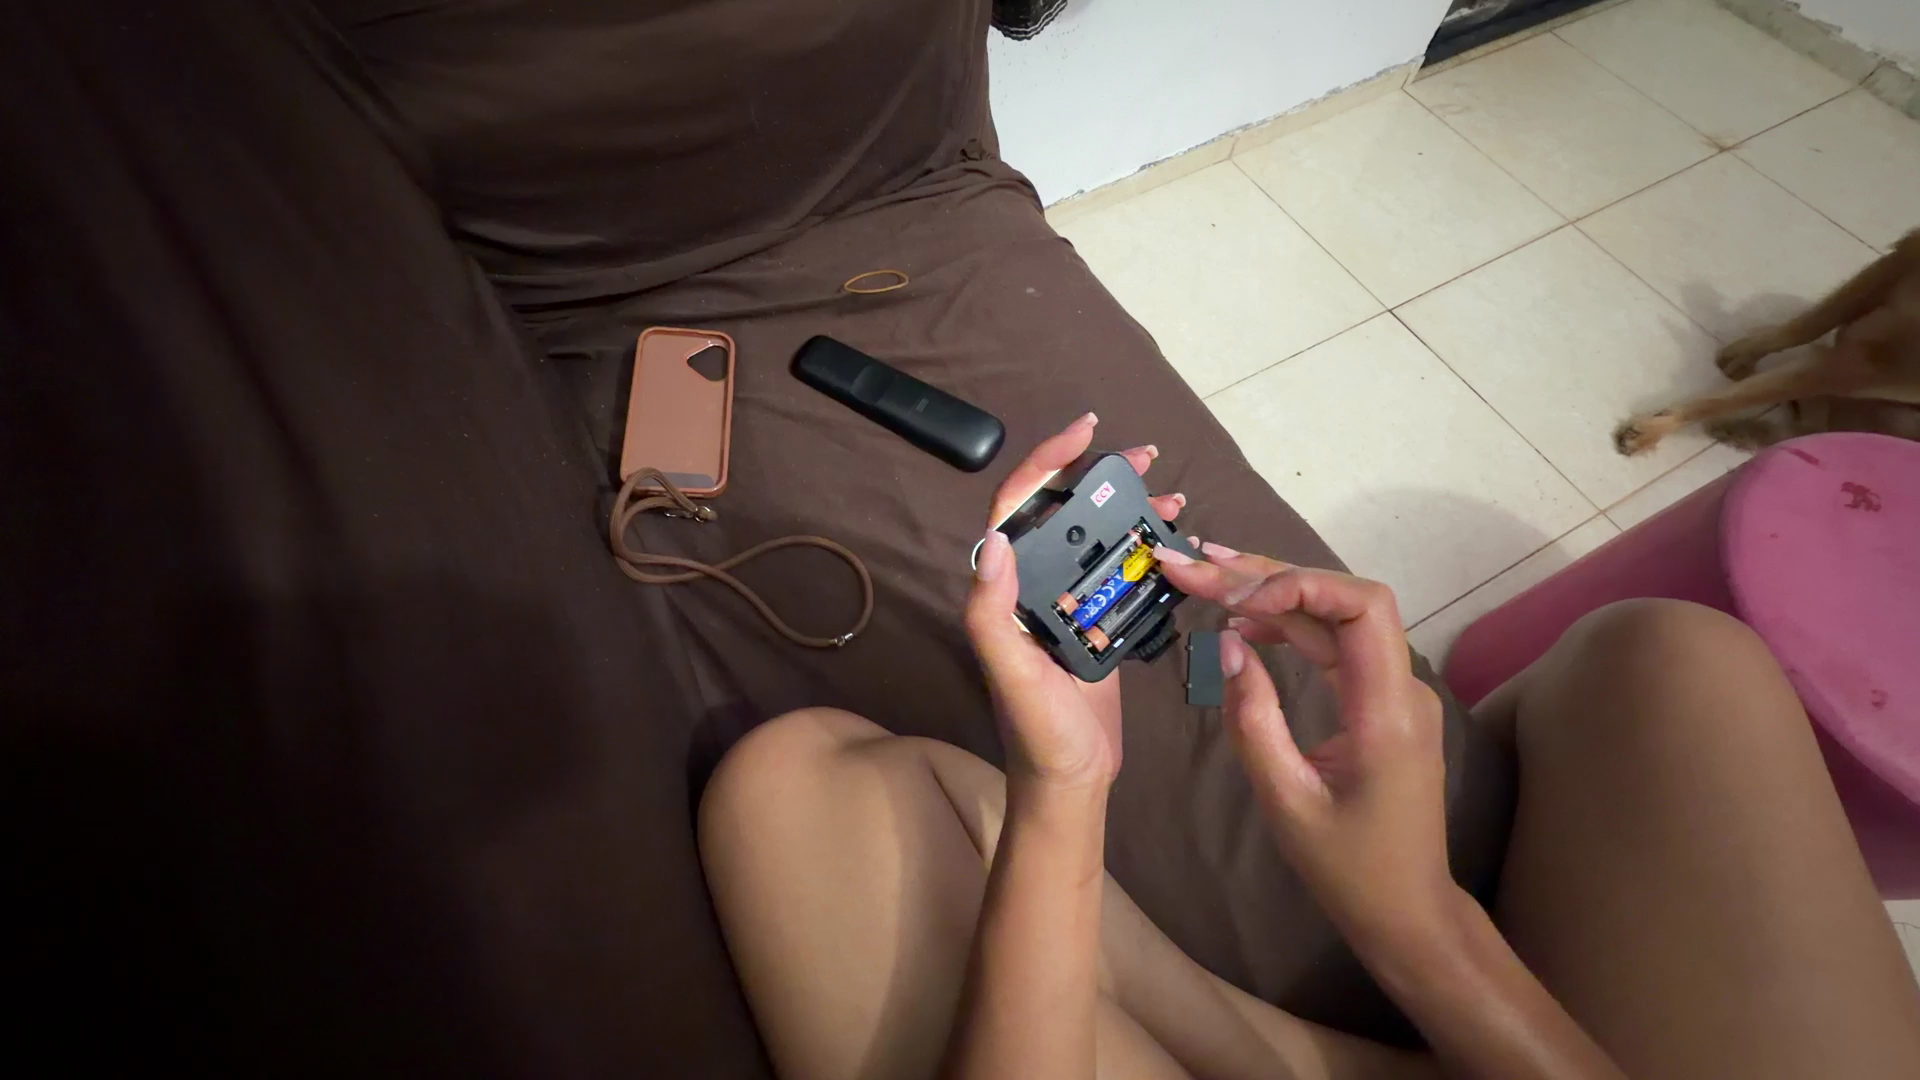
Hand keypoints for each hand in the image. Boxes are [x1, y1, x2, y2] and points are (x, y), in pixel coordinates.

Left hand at [966, 413, 1184, 793]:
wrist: (1073, 777)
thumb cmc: (1037, 729)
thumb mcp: (1011, 672)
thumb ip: (992, 610)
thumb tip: (996, 541)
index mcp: (1006, 590)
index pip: (1016, 510)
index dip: (1044, 464)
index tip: (1084, 432)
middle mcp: (1033, 587)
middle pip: (1061, 514)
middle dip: (1097, 476)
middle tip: (1142, 456)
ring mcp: (1069, 602)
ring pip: (1095, 538)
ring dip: (1128, 508)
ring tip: (1168, 488)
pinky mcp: (1100, 622)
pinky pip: (1120, 572)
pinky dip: (1145, 549)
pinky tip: (1174, 537)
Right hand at [1153, 546, 1453, 947]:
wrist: (1406, 907)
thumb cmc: (1348, 865)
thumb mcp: (1285, 799)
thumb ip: (1253, 720)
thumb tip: (1227, 646)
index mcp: (1385, 710)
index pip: (1362, 607)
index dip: (1300, 584)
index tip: (1234, 599)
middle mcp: (1397, 685)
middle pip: (1338, 598)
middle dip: (1263, 576)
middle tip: (1194, 563)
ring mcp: (1388, 688)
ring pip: (1329, 614)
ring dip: (1267, 590)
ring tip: (1205, 576)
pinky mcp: (1373, 696)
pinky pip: (1329, 641)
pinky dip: (1282, 622)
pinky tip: (1242, 621)